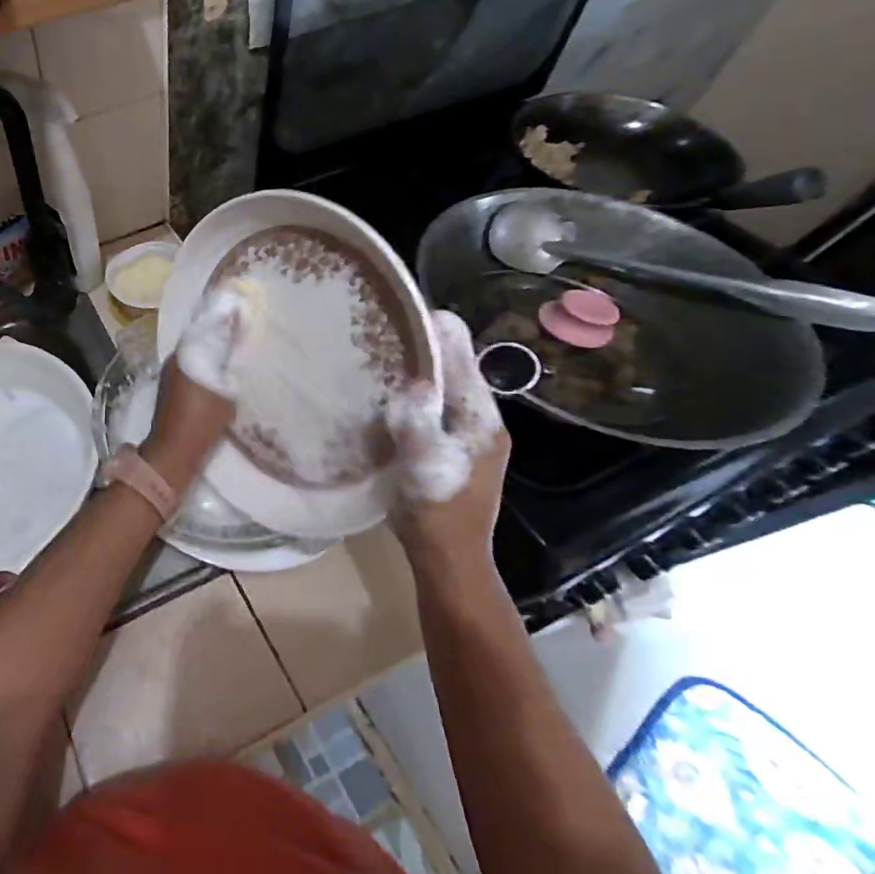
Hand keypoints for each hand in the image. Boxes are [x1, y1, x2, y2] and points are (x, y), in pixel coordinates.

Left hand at [143, 289, 245, 487]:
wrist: (174, 453)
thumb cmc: (201, 419)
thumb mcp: (224, 386)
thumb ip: (229, 355)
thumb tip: (235, 323)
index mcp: (186, 352)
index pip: (207, 323)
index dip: (226, 315)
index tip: (247, 308)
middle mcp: (175, 358)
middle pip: (202, 336)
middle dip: (222, 331)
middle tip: (249, 328)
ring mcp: (172, 374)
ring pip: (199, 352)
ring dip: (217, 349)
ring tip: (242, 348)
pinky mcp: (174, 389)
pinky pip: (195, 366)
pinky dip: (211, 364)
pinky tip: (227, 370)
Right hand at [384, 310, 509, 575]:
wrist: (450, 562)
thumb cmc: (436, 511)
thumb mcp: (422, 461)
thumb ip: (418, 415)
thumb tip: (414, 375)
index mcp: (482, 420)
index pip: (465, 360)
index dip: (441, 332)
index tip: (410, 311)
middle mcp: (486, 425)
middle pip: (459, 374)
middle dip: (430, 351)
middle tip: (391, 334)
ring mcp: (476, 442)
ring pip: (451, 394)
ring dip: (426, 376)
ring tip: (389, 360)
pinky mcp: (461, 456)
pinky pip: (443, 413)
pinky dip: (424, 400)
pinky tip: (397, 402)